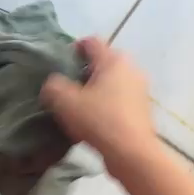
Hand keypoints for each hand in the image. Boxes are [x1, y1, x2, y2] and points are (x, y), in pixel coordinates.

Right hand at [41, 38, 159, 171]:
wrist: (130, 152)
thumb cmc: (98, 120)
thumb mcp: (65, 102)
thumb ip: (53, 87)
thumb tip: (51, 84)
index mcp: (113, 59)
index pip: (90, 42)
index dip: (73, 49)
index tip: (59, 65)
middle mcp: (130, 67)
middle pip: (102, 62)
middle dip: (83, 73)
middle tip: (66, 89)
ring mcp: (140, 87)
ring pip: (111, 81)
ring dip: (95, 90)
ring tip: (79, 107)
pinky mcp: (142, 107)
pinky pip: (119, 98)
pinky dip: (106, 103)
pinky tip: (94, 120)